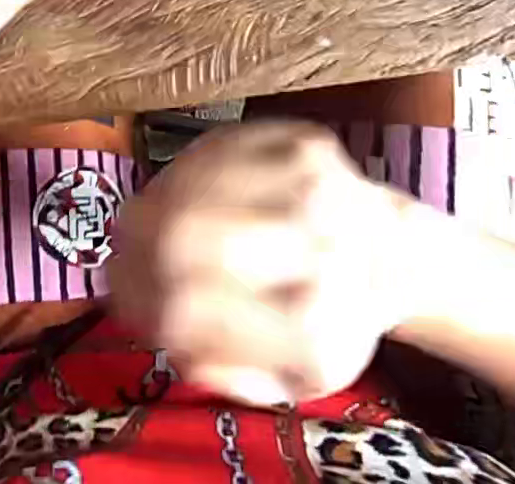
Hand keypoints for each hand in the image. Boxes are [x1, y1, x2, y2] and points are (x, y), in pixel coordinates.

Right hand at [106, 120, 425, 406]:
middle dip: (133, 239)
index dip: (133, 294)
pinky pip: (215, 147)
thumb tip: (157, 321)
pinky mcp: (305, 140)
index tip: (124, 292)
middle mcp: (320, 253)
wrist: (389, 253)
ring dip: (158, 200)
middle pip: (180, 232)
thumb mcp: (279, 375)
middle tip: (125, 246)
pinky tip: (195, 187)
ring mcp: (314, 186)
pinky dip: (189, 168)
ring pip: (190, 182)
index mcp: (314, 333)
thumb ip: (214, 364)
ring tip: (158, 215)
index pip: (185, 308)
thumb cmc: (326, 317)